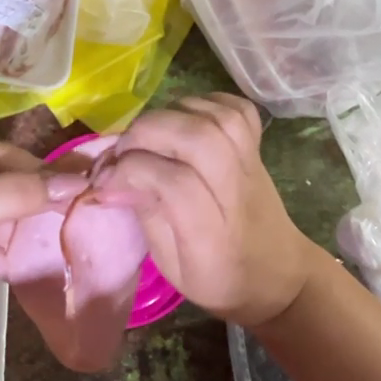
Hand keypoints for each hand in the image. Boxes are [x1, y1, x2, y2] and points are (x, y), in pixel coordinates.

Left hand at [0, 131, 82, 346]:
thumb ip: (15, 196)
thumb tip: (77, 181)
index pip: (19, 160)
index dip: (52, 182)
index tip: (89, 207)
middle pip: (16, 188)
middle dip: (41, 212)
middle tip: (76, 238)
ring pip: (8, 219)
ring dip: (27, 237)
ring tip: (58, 256)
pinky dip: (8, 257)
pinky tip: (26, 271)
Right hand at [95, 94, 319, 326]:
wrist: (277, 274)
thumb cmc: (219, 278)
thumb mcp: (172, 267)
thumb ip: (146, 216)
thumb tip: (111, 179)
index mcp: (212, 237)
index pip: (175, 184)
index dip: (131, 171)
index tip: (103, 182)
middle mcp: (236, 192)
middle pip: (198, 138)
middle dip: (146, 133)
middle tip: (122, 151)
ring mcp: (252, 164)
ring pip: (217, 116)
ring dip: (172, 114)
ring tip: (149, 135)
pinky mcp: (258, 148)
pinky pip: (236, 109)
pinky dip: (205, 102)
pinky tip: (183, 119)